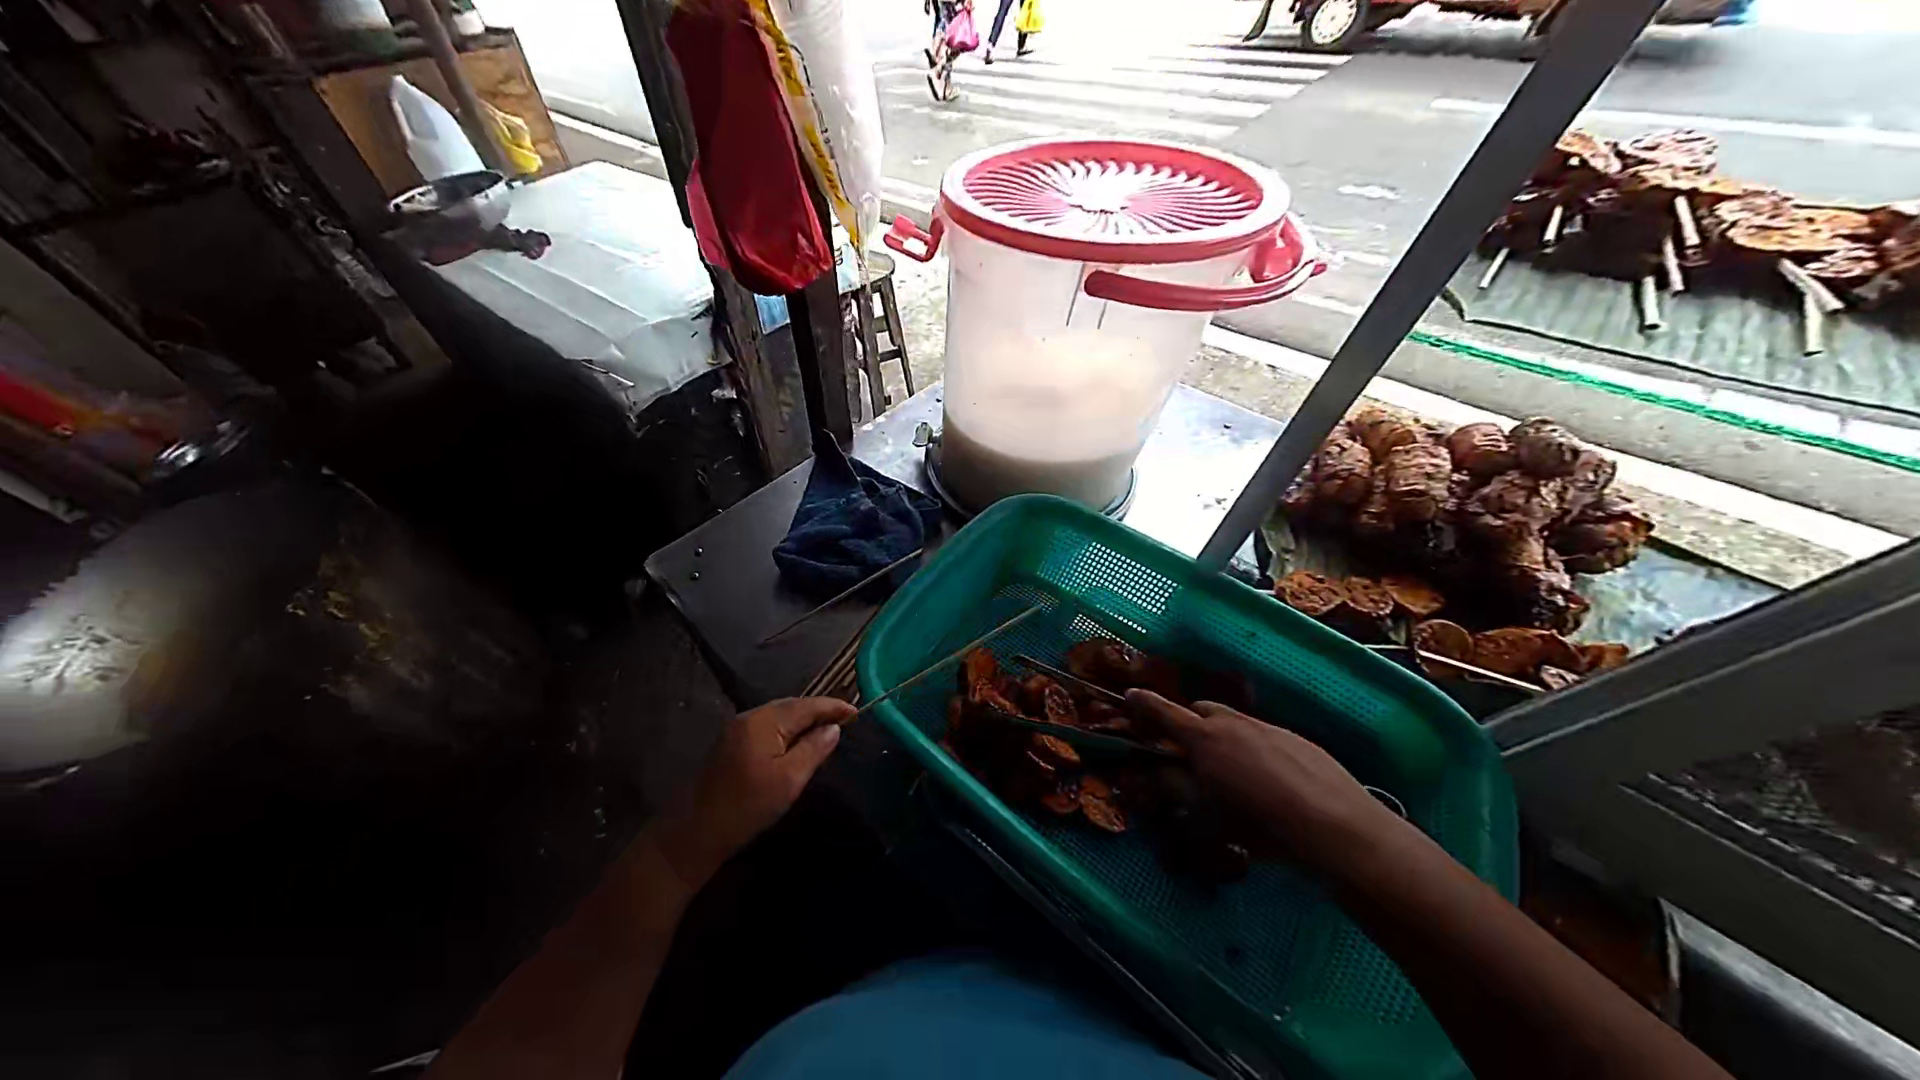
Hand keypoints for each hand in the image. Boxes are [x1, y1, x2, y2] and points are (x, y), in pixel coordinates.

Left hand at [649, 697, 852, 888]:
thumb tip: (834, 729)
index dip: (833, 707)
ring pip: (778, 716)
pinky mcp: (730, 746)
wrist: (690, 835)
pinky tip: (797, 741)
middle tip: (846, 718)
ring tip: (827, 728)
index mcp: (764, 721)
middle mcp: (749, 718)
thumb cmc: (744, 807)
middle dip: (819, 710)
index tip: (858, 712)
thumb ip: (814, 750)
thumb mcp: (788, 781)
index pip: (806, 705)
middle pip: (792, 706)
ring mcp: (736, 730)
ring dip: (803, 720)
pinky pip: (767, 727)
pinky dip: (787, 730)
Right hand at [1126, 690, 1411, 878]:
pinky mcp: (1298, 740)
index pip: (1164, 712)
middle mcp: (1233, 722)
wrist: (1334, 827)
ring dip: (1222, 735)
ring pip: (1234, 722)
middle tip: (1187, 748)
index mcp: (1203, 738)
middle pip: (1201, 709)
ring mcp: (1268, 727)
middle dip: (1188, 721)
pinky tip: (1268, 779)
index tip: (1130, 696)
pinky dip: (1253, 748)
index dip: (1144, 703)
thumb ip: (1174, 787)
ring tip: (1231, 769)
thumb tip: (1157, 771)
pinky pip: (1263, 735)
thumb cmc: (1258, 824)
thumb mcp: (1204, 813)